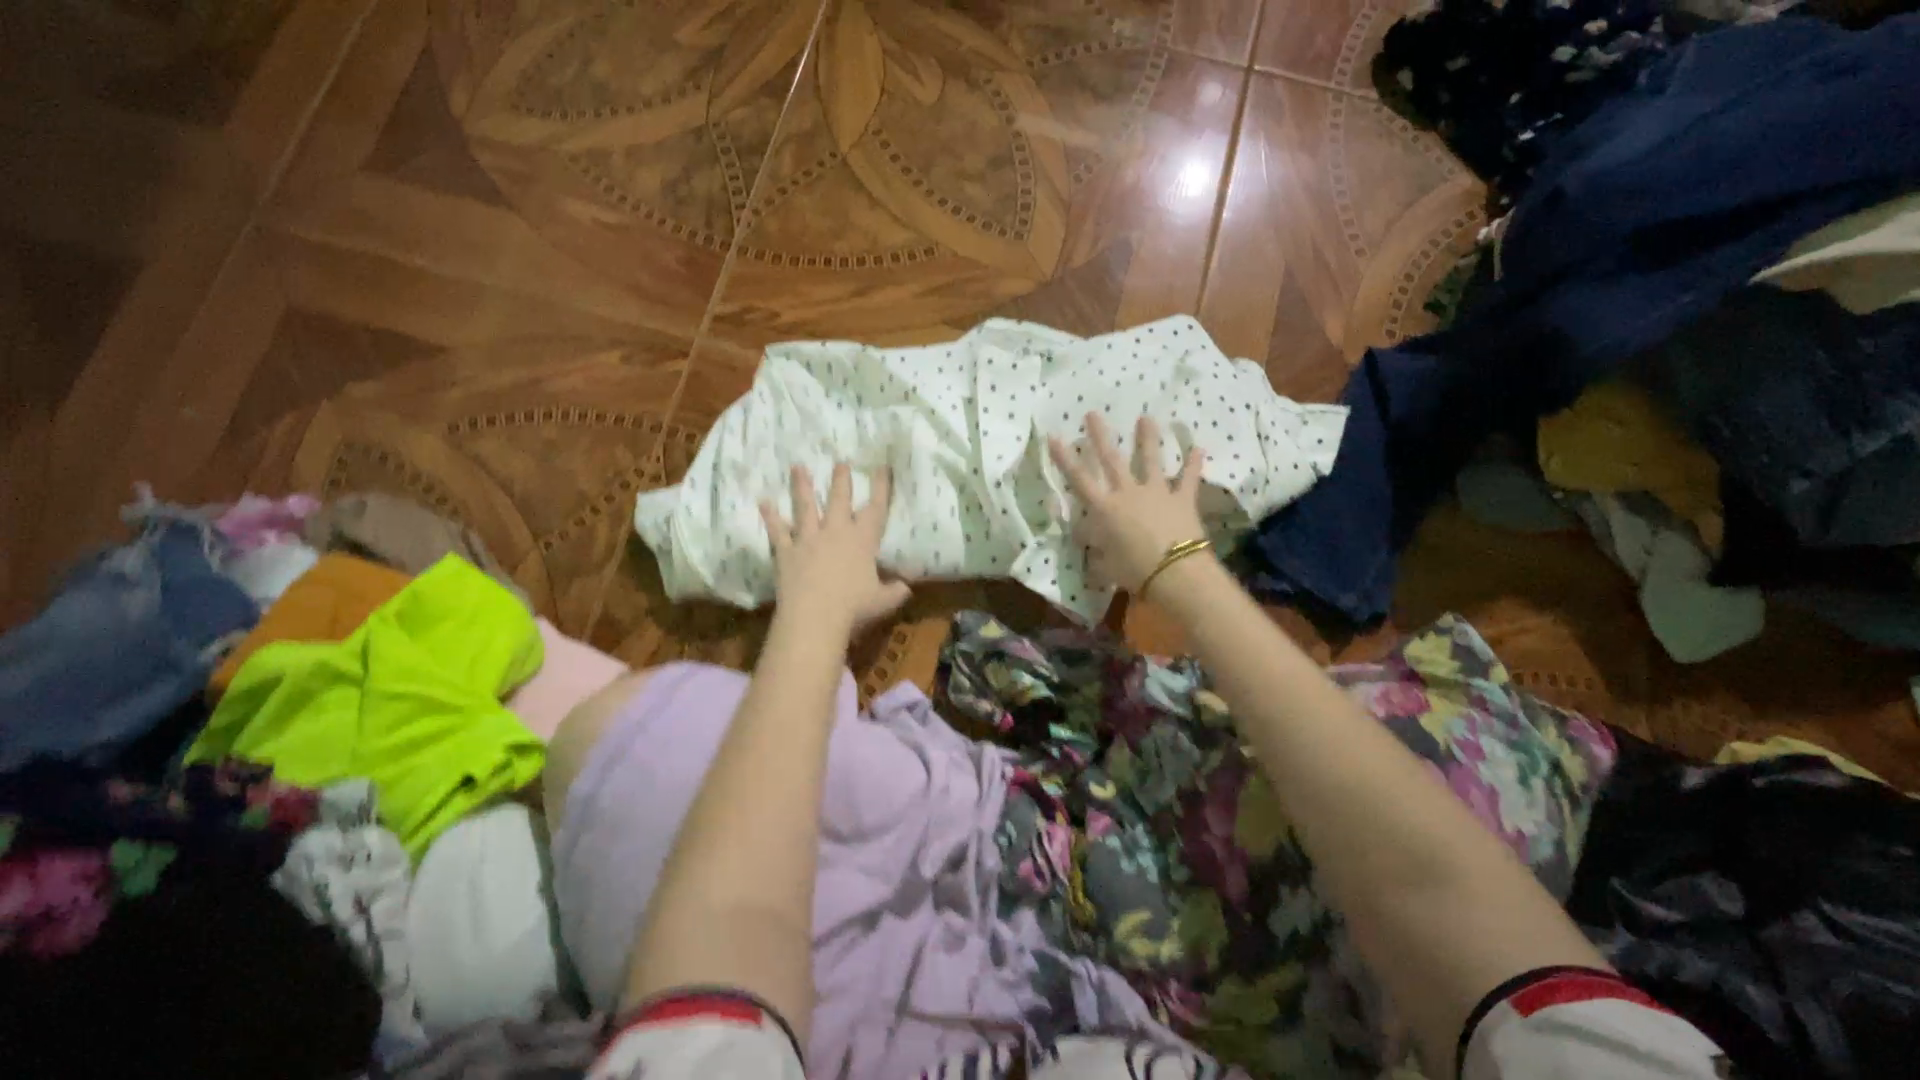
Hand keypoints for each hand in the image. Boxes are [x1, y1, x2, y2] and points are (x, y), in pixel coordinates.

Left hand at [760, 464, 911, 638]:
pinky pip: (777, 530)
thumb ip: (895, 591)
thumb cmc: (853, 608)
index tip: (882, 467)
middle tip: (840, 462)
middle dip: (841, 480)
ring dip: (802, 485)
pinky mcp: (786, 551)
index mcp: (863, 541)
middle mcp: (836, 532)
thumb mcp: (883, 602)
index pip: (876, 508)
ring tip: (798, 467)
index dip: (881, 487)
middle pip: (839, 499)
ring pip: (805, 506)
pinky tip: (764, 502)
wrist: (814, 617)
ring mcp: (808, 539)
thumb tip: (906, 586)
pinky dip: (770, 516)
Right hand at [1048, 413, 1208, 594]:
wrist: (1174, 573)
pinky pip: (1188, 479)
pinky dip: (1193, 464)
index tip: (1054, 436)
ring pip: (1150, 460)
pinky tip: (1199, 448)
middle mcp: (1128, 493)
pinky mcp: (1183, 499)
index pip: (1079, 479)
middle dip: (1100, 436)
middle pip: (1111, 460)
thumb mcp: (1105, 566)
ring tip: (1146, 418)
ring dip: (1147, 438)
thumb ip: (1096, 553)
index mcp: (1105, 509)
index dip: (1065, 458)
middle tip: (1093, 413)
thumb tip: (1088, 547)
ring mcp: (1157, 493)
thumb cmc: (1134, 572)